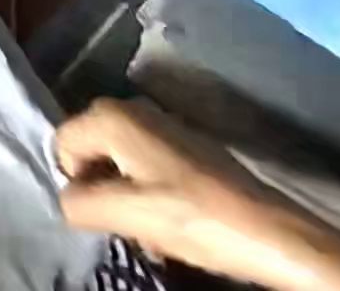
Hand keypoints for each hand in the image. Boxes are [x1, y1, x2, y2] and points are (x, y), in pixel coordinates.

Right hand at [56, 99, 339, 290]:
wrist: (277, 234)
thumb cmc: (195, 218)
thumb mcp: (128, 215)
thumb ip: (80, 203)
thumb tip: (64, 200)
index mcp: (108, 115)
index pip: (62, 144)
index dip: (75, 183)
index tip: (106, 216)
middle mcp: (127, 106)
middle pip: (89, 149)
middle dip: (101, 189)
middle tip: (128, 225)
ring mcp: (158, 121)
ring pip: (117, 159)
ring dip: (124, 195)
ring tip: (153, 231)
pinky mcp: (184, 141)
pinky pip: (143, 161)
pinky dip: (147, 190)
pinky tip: (172, 220)